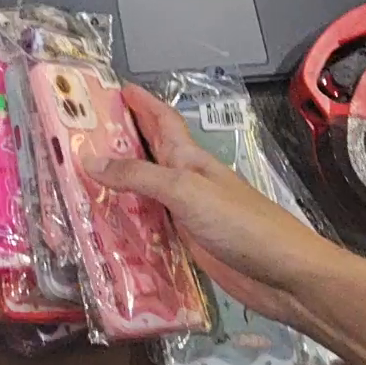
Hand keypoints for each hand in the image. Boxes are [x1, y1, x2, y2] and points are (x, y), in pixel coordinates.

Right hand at [83, 84, 350, 328]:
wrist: (286, 276)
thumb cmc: (239, 222)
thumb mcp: (184, 190)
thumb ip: (137, 175)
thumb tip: (88, 158)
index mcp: (187, 158)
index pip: (161, 120)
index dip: (142, 102)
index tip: (117, 88)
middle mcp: (183, 180)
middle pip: (148, 152)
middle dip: (121, 137)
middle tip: (83, 130)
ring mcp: (184, 213)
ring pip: (143, 190)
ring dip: (117, 182)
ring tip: (80, 175)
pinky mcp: (185, 243)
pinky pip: (147, 225)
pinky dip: (126, 221)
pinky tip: (104, 224)